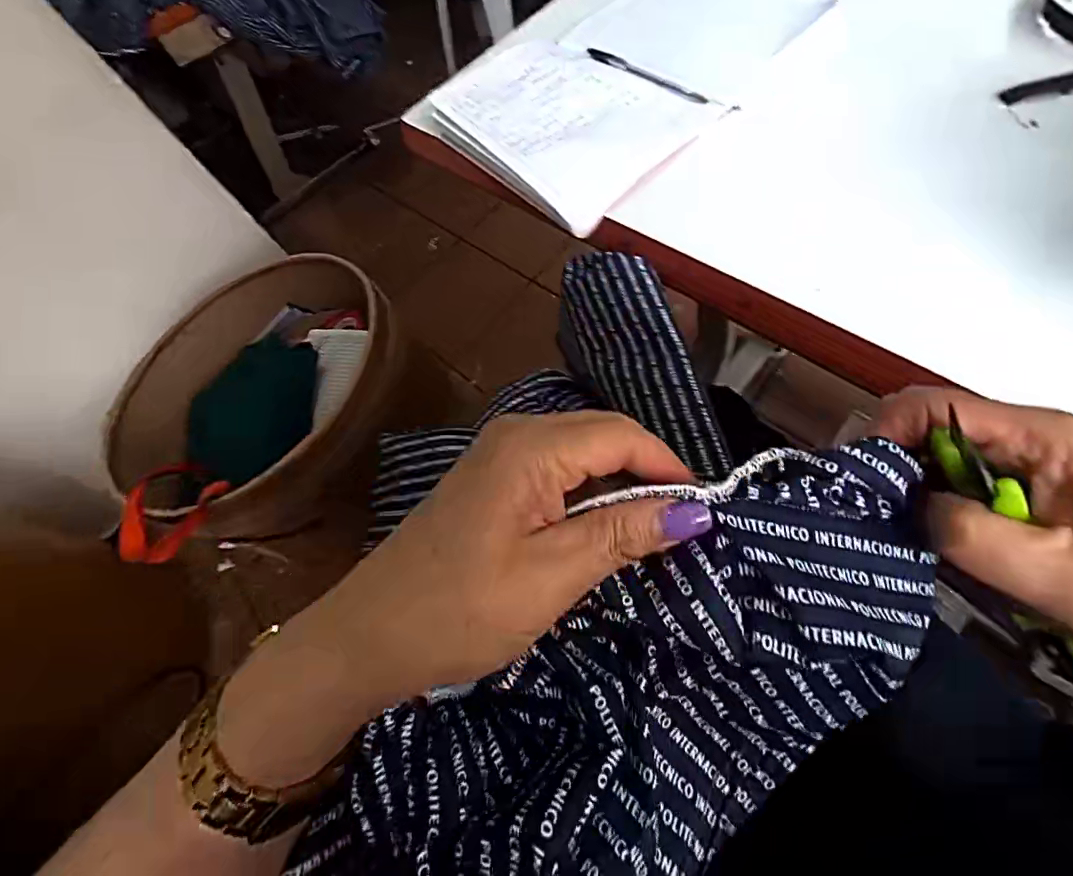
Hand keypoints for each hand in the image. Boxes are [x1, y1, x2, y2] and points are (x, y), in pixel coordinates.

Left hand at [314, 411, 704, 705]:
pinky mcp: (497, 478)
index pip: (622, 436)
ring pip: (586, 454)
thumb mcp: (551, 576)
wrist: (365, 639)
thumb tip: (694, 512)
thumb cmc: (459, 610)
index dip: (669, 467)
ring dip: (623, 487)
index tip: (706, 509)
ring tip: (656, 530)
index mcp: (531, 446)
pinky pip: (562, 471)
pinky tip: (608, 528)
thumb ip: (623, 535)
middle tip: (686, 524)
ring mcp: (503, 453)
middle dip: (650, 474)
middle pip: (606, 436)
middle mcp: (518, 434)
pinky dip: (593, 495)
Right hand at [870, 387, 1072, 714]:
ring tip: (891, 533)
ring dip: (919, 493)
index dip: (889, 429)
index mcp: (1047, 437)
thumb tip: (910, 508)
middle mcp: (1037, 441)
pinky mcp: (1040, 504)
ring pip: (952, 466)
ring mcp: (1038, 473)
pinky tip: (936, 549)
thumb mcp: (1068, 581)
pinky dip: (944, 515)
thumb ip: (978, 538)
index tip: (856, 476)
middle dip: (896, 463)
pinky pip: (973, 496)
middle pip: (939, 430)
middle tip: (863, 511)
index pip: (940, 406)